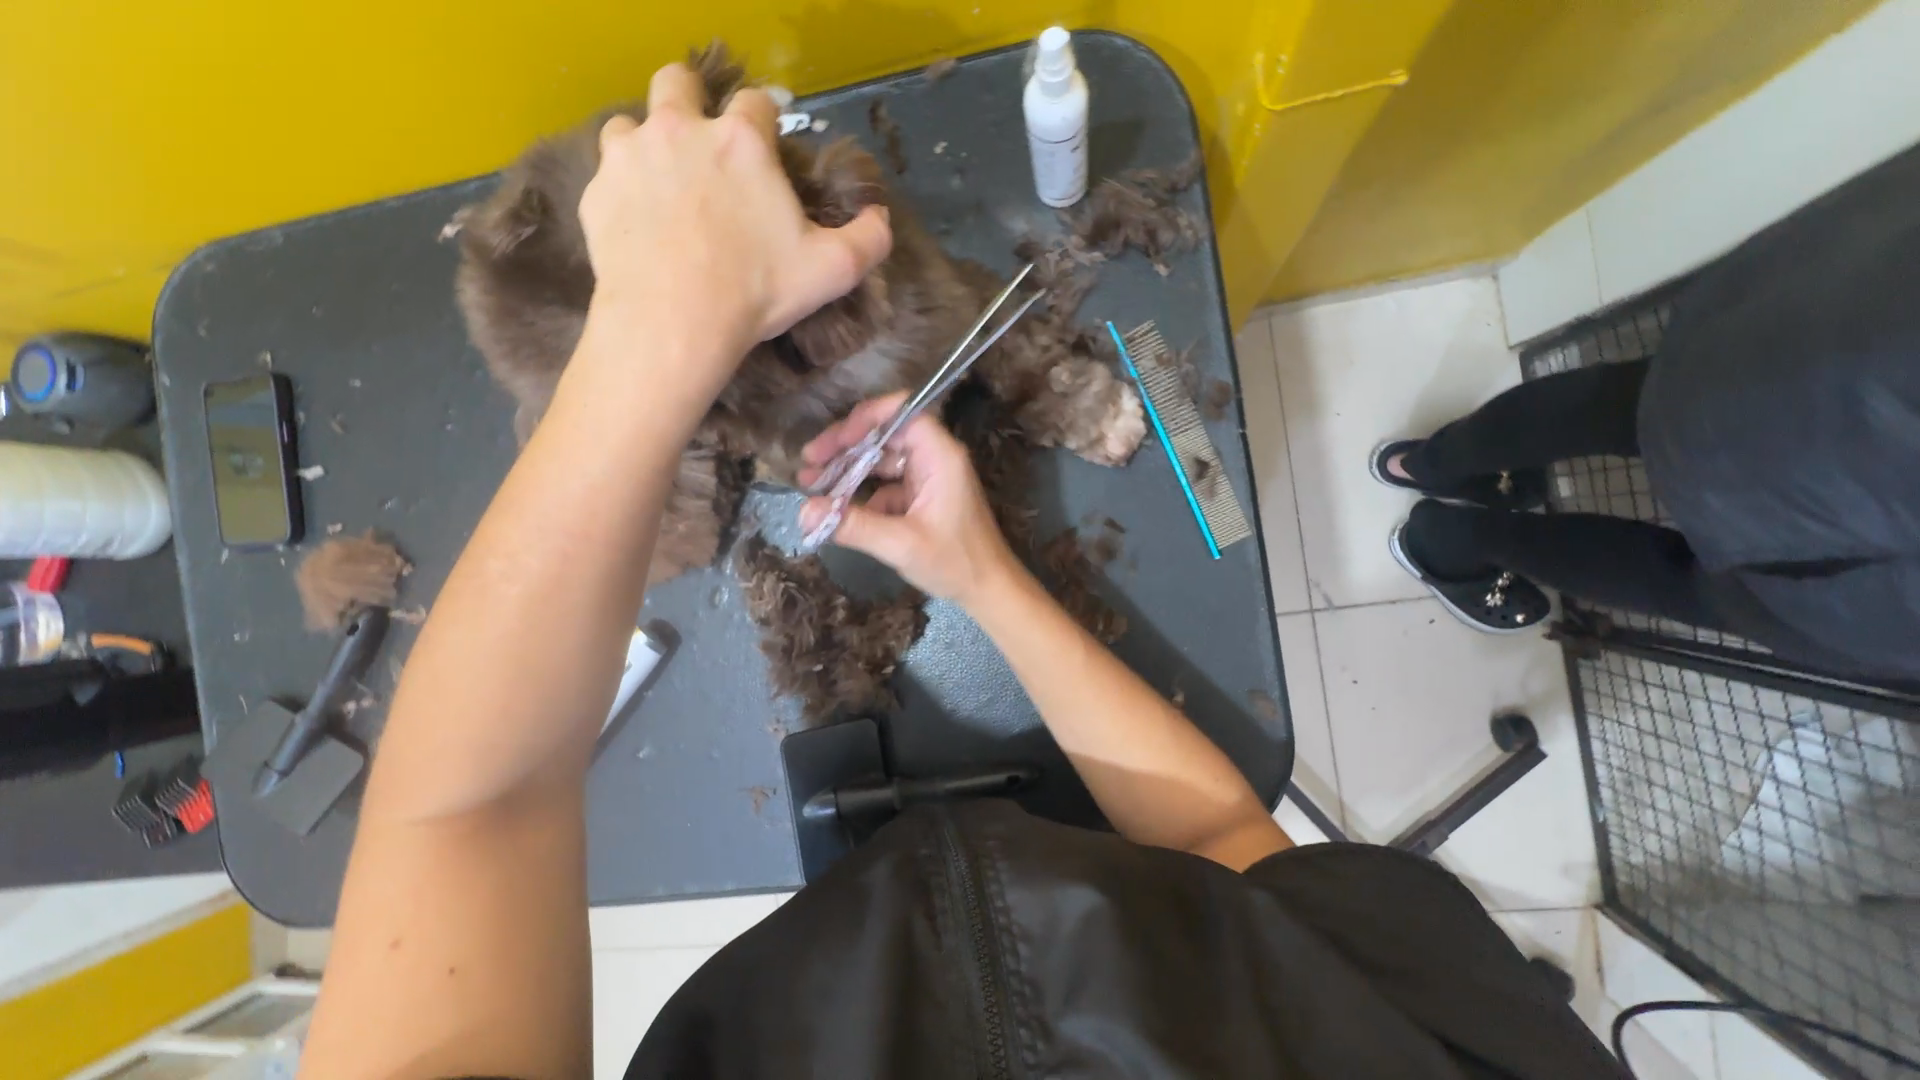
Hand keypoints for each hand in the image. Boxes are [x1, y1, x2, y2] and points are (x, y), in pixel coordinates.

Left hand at [577, 62, 892, 380]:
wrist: (673, 324)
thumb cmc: (757, 291)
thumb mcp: (832, 271)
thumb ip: (868, 239)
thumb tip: (879, 219)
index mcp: (741, 142)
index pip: (756, 102)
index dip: (764, 122)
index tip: (766, 149)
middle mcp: (681, 130)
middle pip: (678, 83)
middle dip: (692, 103)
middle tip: (703, 148)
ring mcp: (631, 157)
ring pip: (631, 124)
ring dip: (648, 144)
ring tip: (664, 186)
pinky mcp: (598, 193)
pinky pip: (607, 175)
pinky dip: (623, 190)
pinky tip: (639, 224)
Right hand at [798, 394, 1021, 606]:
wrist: (988, 591)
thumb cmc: (955, 562)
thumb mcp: (901, 544)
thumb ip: (853, 525)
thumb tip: (804, 511)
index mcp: (939, 456)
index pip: (902, 412)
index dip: (866, 419)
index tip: (834, 440)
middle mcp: (934, 458)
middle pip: (885, 434)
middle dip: (845, 446)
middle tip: (808, 463)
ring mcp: (928, 478)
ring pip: (882, 460)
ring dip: (849, 469)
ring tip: (812, 483)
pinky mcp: (922, 498)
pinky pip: (886, 485)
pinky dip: (861, 493)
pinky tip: (837, 509)